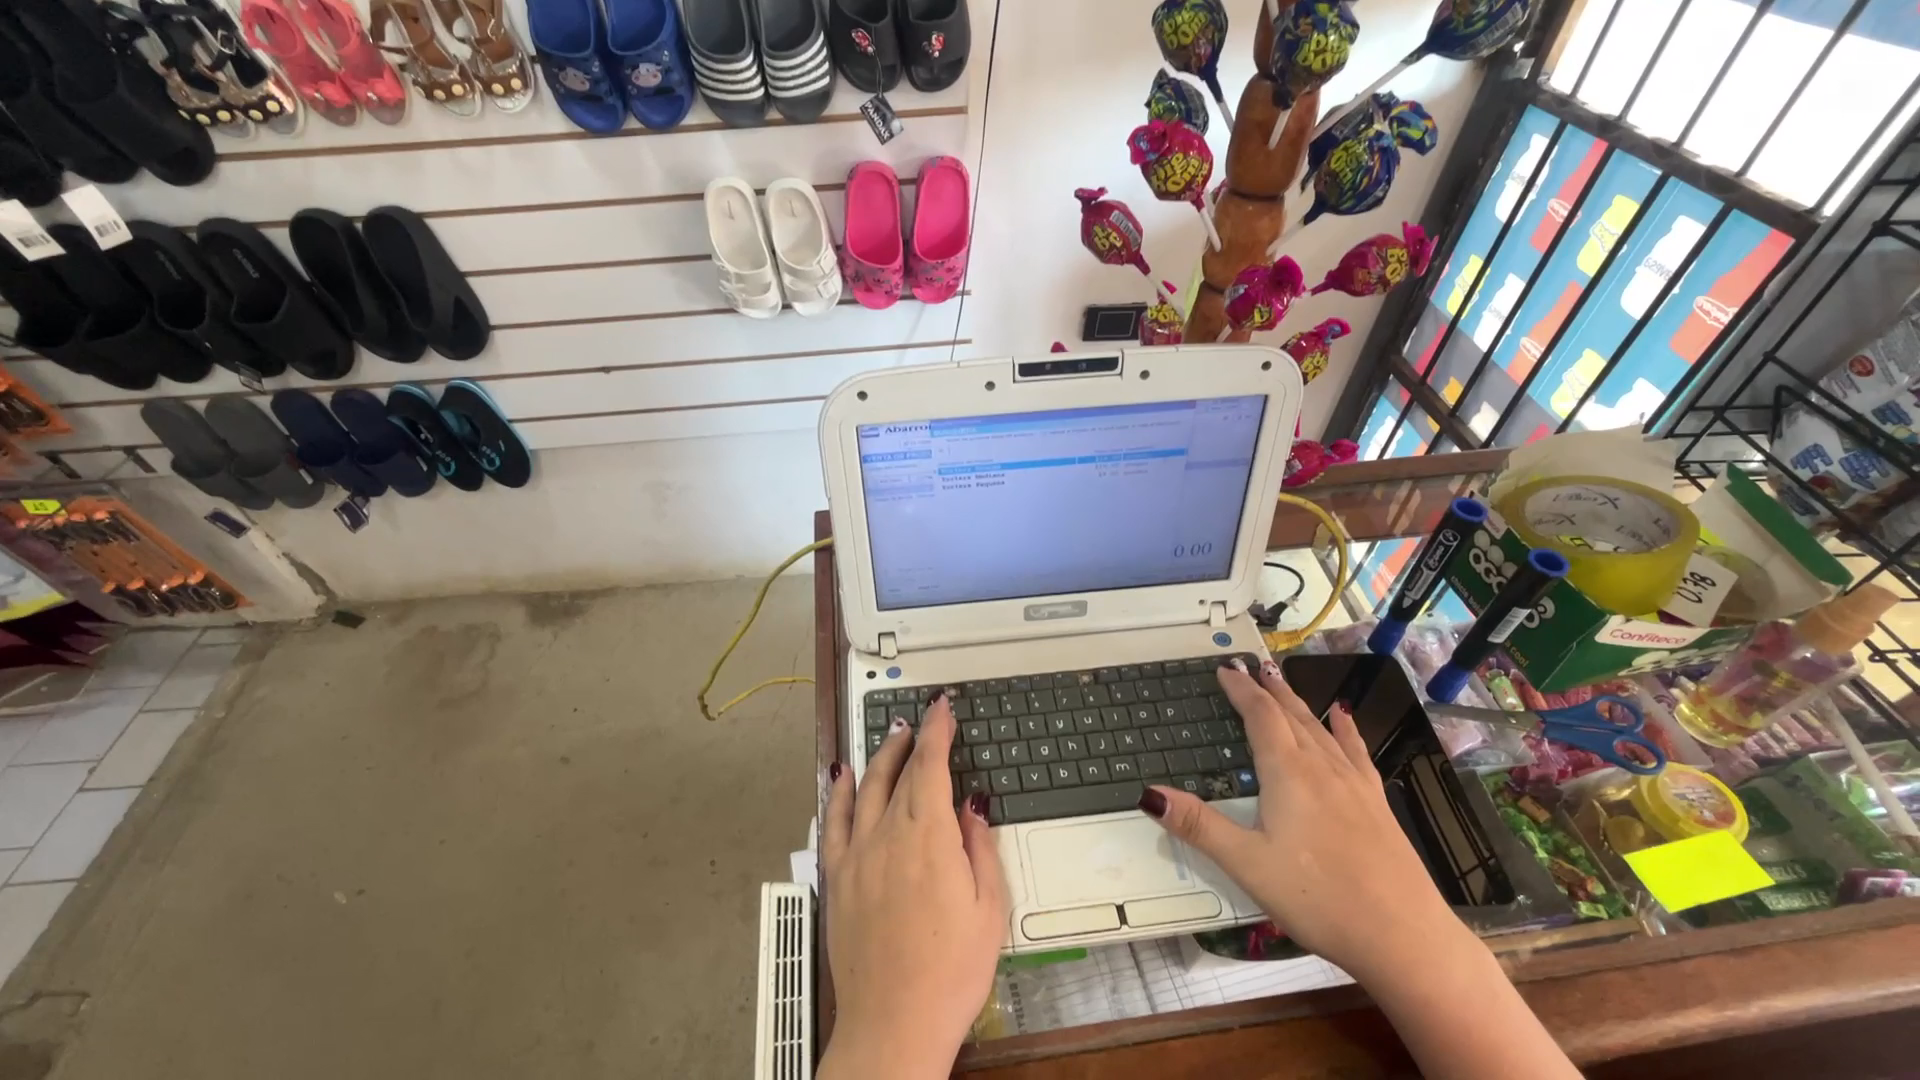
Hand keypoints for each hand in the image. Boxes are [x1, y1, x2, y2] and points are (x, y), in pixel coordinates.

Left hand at [818, 697, 1008, 1079]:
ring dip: (881, 759)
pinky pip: (834, 823)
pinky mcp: (836, 879)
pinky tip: (842, 778)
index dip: (938, 731)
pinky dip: (838, 794)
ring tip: (892, 739)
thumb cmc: (951, 971)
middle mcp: (888, 836)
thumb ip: (980, 848)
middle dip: (912, 740)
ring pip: (867, 789)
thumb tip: (972, 806)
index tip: (942, 707)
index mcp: (930, 838)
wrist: (894, 1023)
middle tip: (921, 722)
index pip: (932, 766)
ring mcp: (857, 856)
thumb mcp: (989, 909)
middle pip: (900, 773)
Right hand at [1140, 658, 1469, 980]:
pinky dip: (1344, 729)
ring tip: (1282, 681)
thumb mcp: (1247, 864)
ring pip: (1320, 728)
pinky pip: (1355, 751)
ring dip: (1297, 702)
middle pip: (1291, 715)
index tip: (1225, 670)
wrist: (1403, 935)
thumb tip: (1150, 794)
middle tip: (1251, 666)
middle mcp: (1322, 768)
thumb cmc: (1318, 897)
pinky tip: (1343, 717)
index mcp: (1288, 774)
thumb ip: (1199, 826)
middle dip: (1268, 689)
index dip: (1241, 690)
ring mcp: (1354, 784)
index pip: (1260, 717)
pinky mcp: (1376, 803)